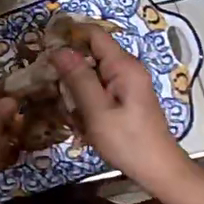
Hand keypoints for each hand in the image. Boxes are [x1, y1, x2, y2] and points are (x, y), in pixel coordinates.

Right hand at [52, 28, 203, 201]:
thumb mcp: (97, 111)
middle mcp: (128, 69)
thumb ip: (78, 78)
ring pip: (94, 73)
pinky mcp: (127, 99)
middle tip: (47, 82)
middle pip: (93, 53)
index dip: (69, 34)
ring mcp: (129, 84)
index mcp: (123, 66)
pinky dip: (87, 99)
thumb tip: (59, 50)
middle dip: (69, 65)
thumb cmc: (127, 141)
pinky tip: (80, 119)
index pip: (94, 34)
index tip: (44, 46)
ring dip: (77, 86)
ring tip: (65, 107)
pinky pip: (101, 89)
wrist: (158, 169)